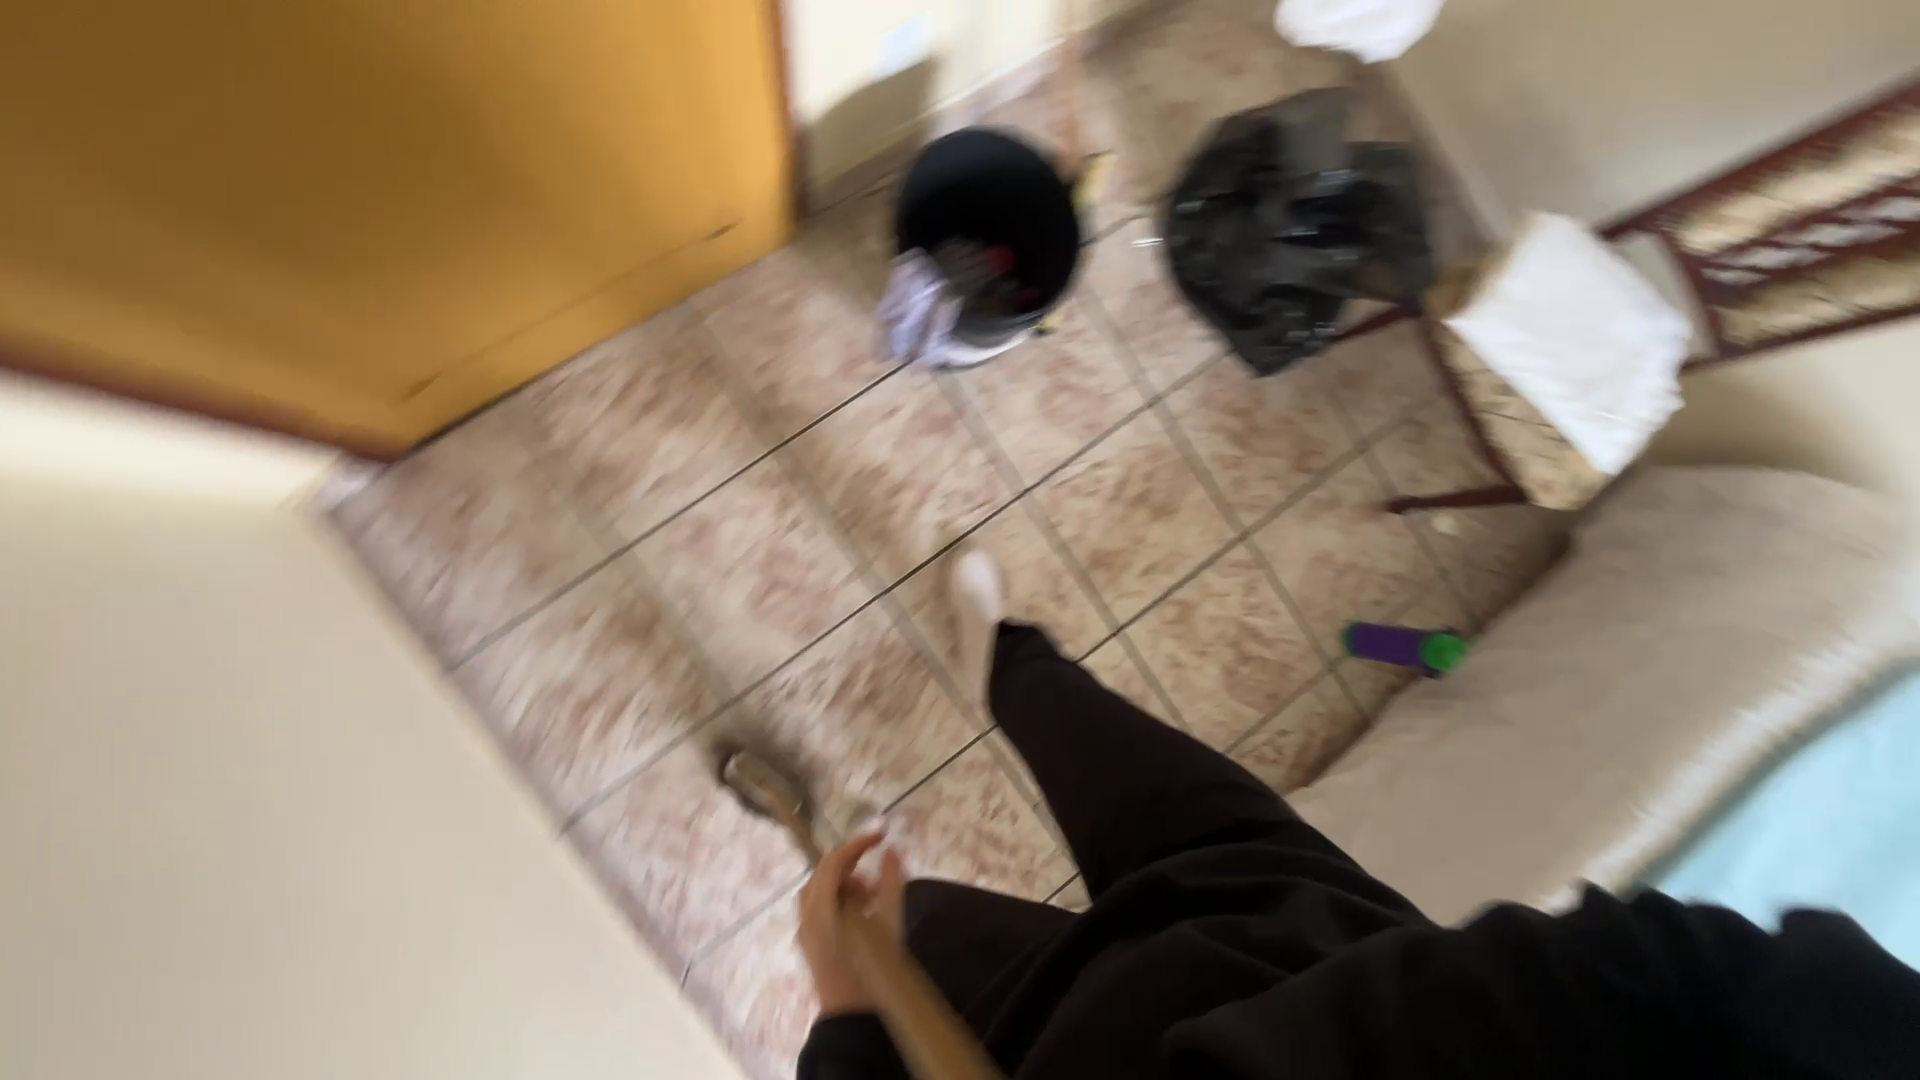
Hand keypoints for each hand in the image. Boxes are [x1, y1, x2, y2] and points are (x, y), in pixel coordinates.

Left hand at [797, 831, 905, 1016]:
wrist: (853, 1020)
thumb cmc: (872, 972)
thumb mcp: (887, 925)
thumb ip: (890, 884)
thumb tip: (892, 849)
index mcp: (820, 909)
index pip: (833, 861)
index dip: (857, 844)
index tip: (882, 836)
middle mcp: (806, 915)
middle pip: (824, 873)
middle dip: (851, 866)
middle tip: (876, 875)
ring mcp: (805, 929)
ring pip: (822, 889)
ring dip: (846, 883)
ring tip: (872, 897)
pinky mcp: (809, 941)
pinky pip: (821, 906)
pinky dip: (840, 899)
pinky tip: (862, 911)